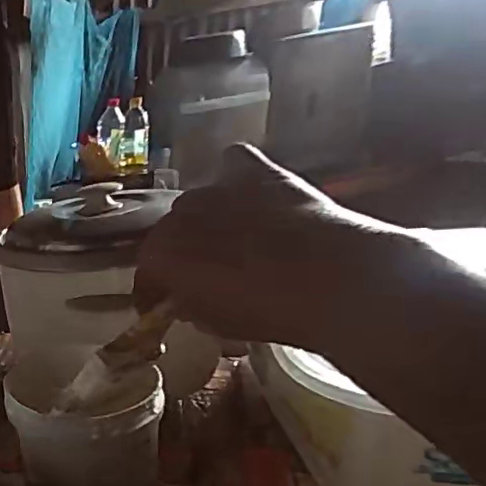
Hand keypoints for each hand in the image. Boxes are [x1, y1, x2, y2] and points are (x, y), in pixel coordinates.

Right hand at [134, 145, 422, 352]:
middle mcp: (175, 216)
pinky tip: (248, 192)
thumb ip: (187, 305)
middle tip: (205, 272)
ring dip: (207, 217)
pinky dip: (235, 175)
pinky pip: (233, 163)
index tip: (165, 306)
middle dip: (182, 251)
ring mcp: (215, 190)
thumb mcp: (213, 323)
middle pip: (170, 234)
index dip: (155, 292)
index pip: (146, 275)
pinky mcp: (257, 172)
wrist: (339, 280)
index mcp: (158, 256)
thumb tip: (181, 299)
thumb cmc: (267, 311)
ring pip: (198, 202)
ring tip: (233, 236)